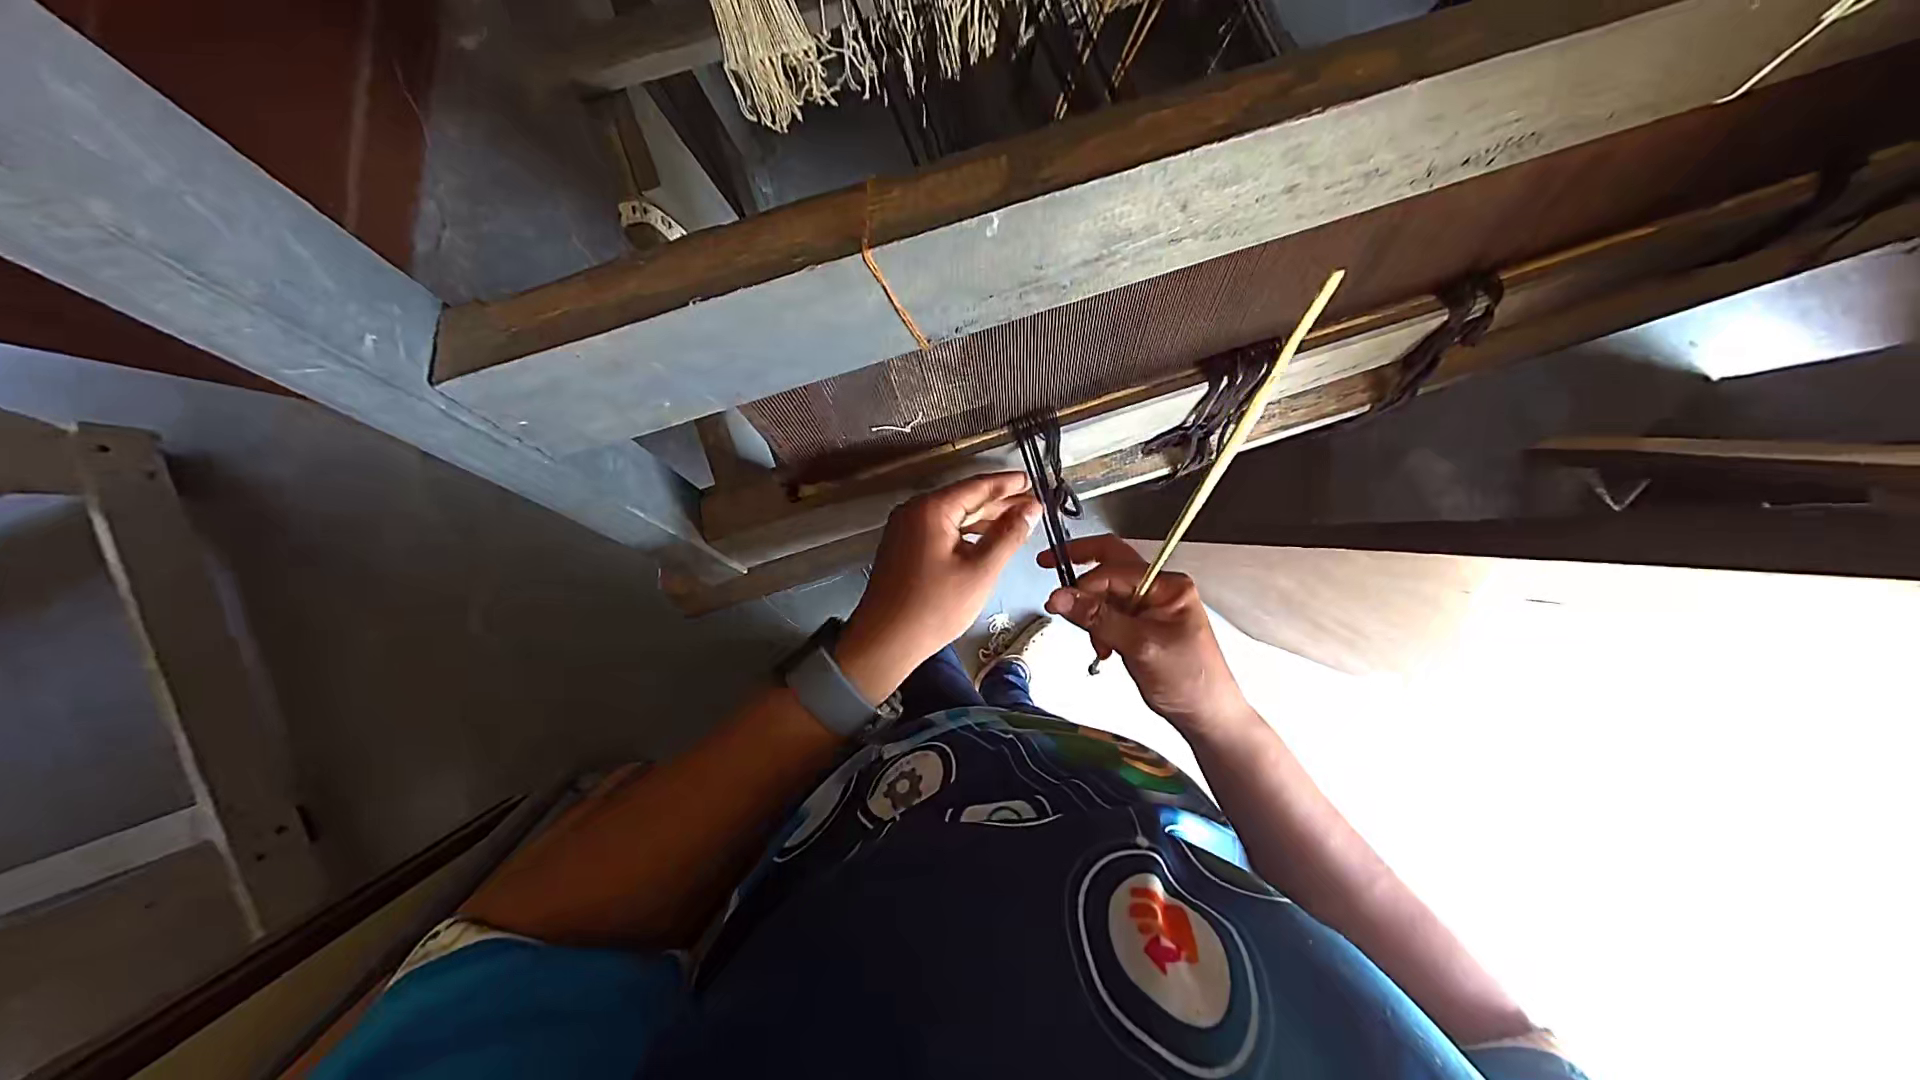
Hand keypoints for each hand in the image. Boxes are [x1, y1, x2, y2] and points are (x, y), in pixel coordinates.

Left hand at [838, 472, 1039, 702]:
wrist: (886, 641)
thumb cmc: (930, 609)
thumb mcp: (981, 570)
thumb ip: (1009, 535)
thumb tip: (1029, 510)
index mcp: (931, 510)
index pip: (978, 485)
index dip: (1009, 483)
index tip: (1031, 481)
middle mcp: (914, 512)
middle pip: (965, 498)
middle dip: (999, 502)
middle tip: (1030, 504)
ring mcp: (905, 529)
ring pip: (953, 515)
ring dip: (984, 518)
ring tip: (1015, 523)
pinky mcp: (903, 547)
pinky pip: (940, 529)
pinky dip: (965, 532)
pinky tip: (985, 542)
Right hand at [1039, 535, 1254, 734]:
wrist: (1207, 716)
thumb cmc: (1191, 681)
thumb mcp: (1139, 645)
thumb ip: (1098, 618)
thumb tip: (1062, 596)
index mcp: (1168, 585)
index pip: (1114, 567)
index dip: (1083, 582)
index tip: (1058, 599)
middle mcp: (1159, 590)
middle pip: (1110, 567)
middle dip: (1081, 572)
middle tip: (1049, 565)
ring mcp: (1150, 608)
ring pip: (1106, 594)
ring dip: (1091, 612)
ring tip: (1097, 641)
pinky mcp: (1142, 625)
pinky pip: (1110, 615)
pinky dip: (1099, 628)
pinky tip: (1104, 647)